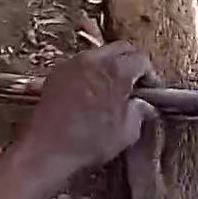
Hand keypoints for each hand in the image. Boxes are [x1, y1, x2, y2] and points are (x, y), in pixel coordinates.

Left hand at [17, 43, 156, 180]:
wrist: (47, 149)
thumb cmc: (89, 141)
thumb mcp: (127, 131)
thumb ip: (140, 111)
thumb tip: (142, 104)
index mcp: (115, 70)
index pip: (141, 59)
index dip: (150, 75)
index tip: (149, 90)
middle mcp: (93, 59)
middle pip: (121, 49)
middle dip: (131, 64)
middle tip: (134, 85)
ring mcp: (72, 63)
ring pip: (99, 54)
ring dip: (109, 66)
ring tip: (111, 90)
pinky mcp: (57, 72)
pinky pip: (80, 64)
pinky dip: (90, 72)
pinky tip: (90, 94)